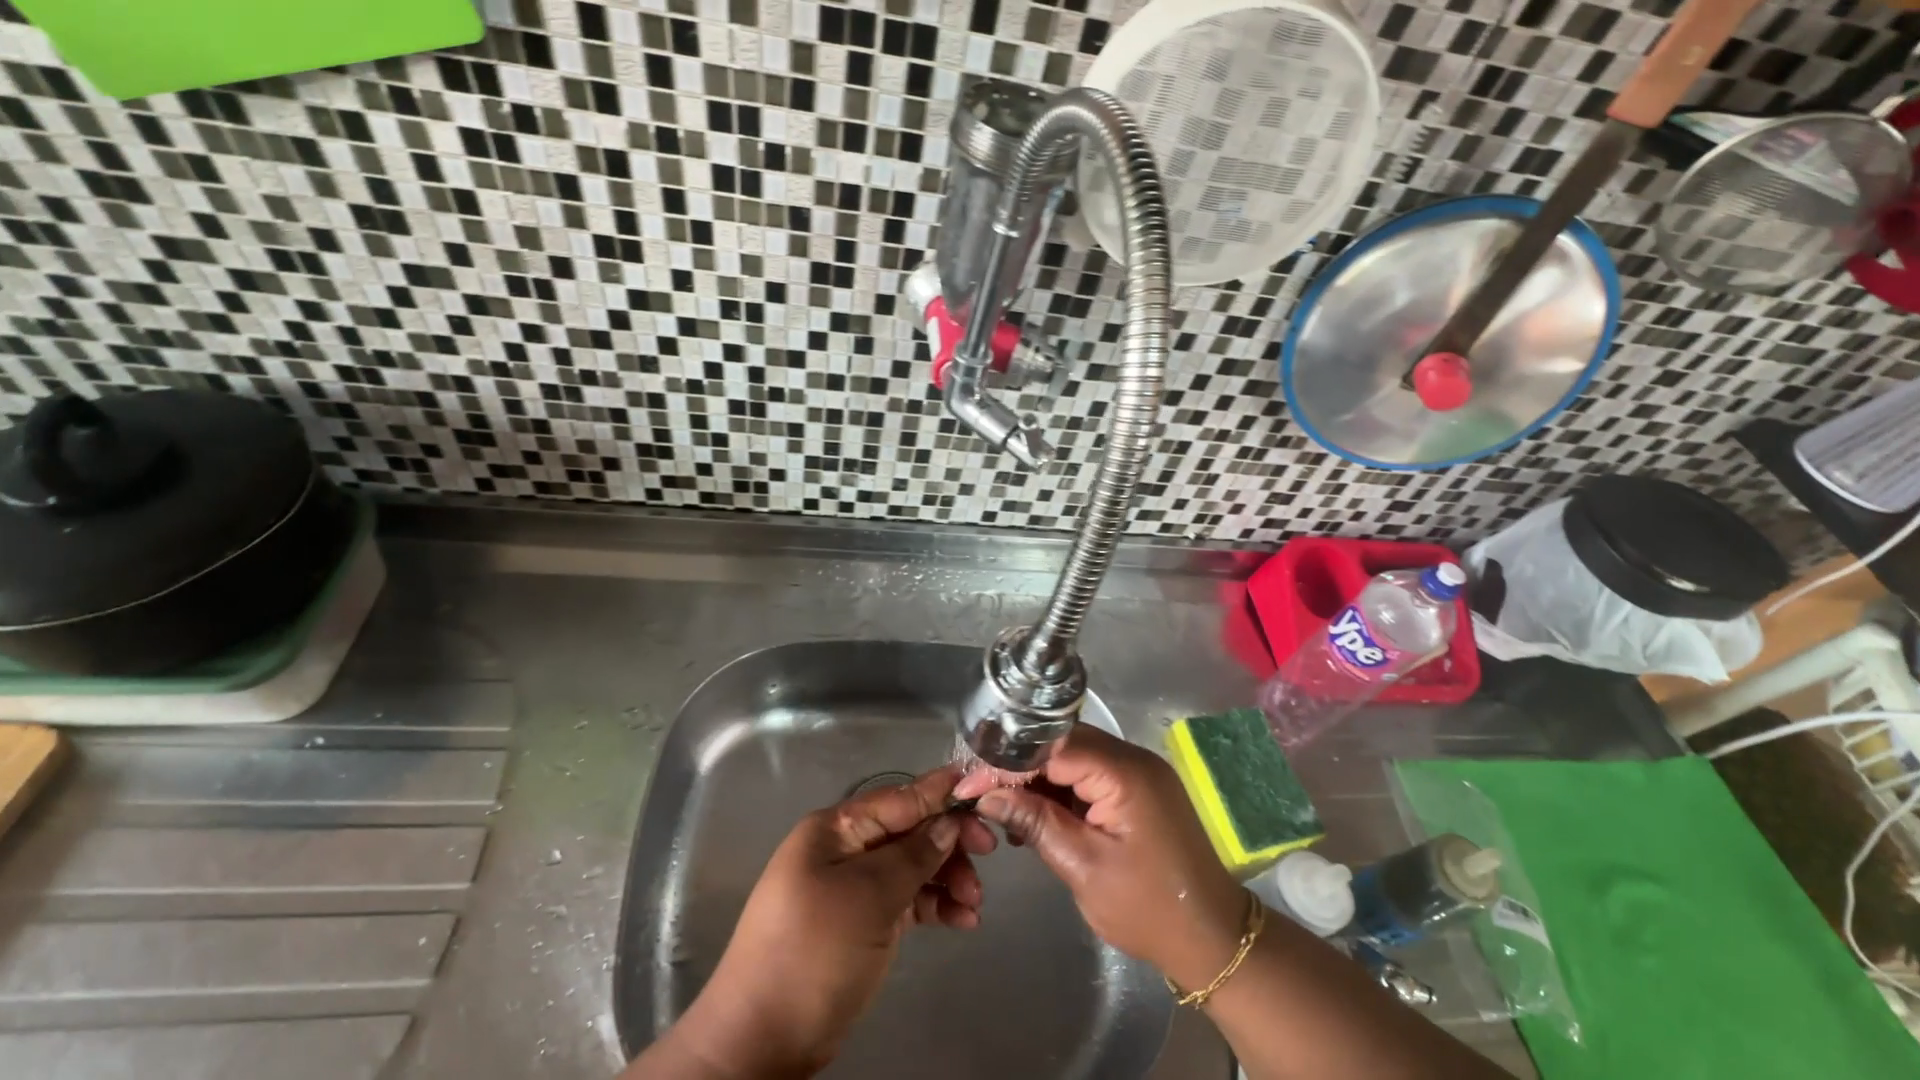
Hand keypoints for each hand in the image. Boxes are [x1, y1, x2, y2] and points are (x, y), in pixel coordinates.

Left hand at [650, 764, 997, 1077]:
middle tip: (988, 855)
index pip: (896, 799)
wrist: (764, 1034)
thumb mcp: (869, 896)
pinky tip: (963, 921)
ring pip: (912, 868)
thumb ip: (913, 856)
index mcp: (834, 830)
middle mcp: (843, 851)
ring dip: (947, 878)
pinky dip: (934, 906)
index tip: (981, 786)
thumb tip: (949, 823)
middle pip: (908, 832)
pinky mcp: (863, 923)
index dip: (938, 791)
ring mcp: (853, 889)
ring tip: (974, 904)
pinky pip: (907, 901)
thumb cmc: (814, 950)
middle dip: (949, 842)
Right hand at [952, 724, 1246, 991]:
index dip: (1007, 761)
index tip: (970, 784)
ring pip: (1072, 760)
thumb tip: (987, 795)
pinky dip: (1059, 794)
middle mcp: (1132, 760)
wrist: (1210, 937)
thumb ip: (1035, 822)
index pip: (1052, 745)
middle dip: (1017, 767)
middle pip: (1061, 744)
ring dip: (1036, 781)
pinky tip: (1032, 817)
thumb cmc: (1147, 906)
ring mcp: (1137, 775)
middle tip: (978, 792)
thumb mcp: (1082, 866)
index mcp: (1124, 773)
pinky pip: (1088, 778)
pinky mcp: (1137, 793)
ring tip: (999, 808)